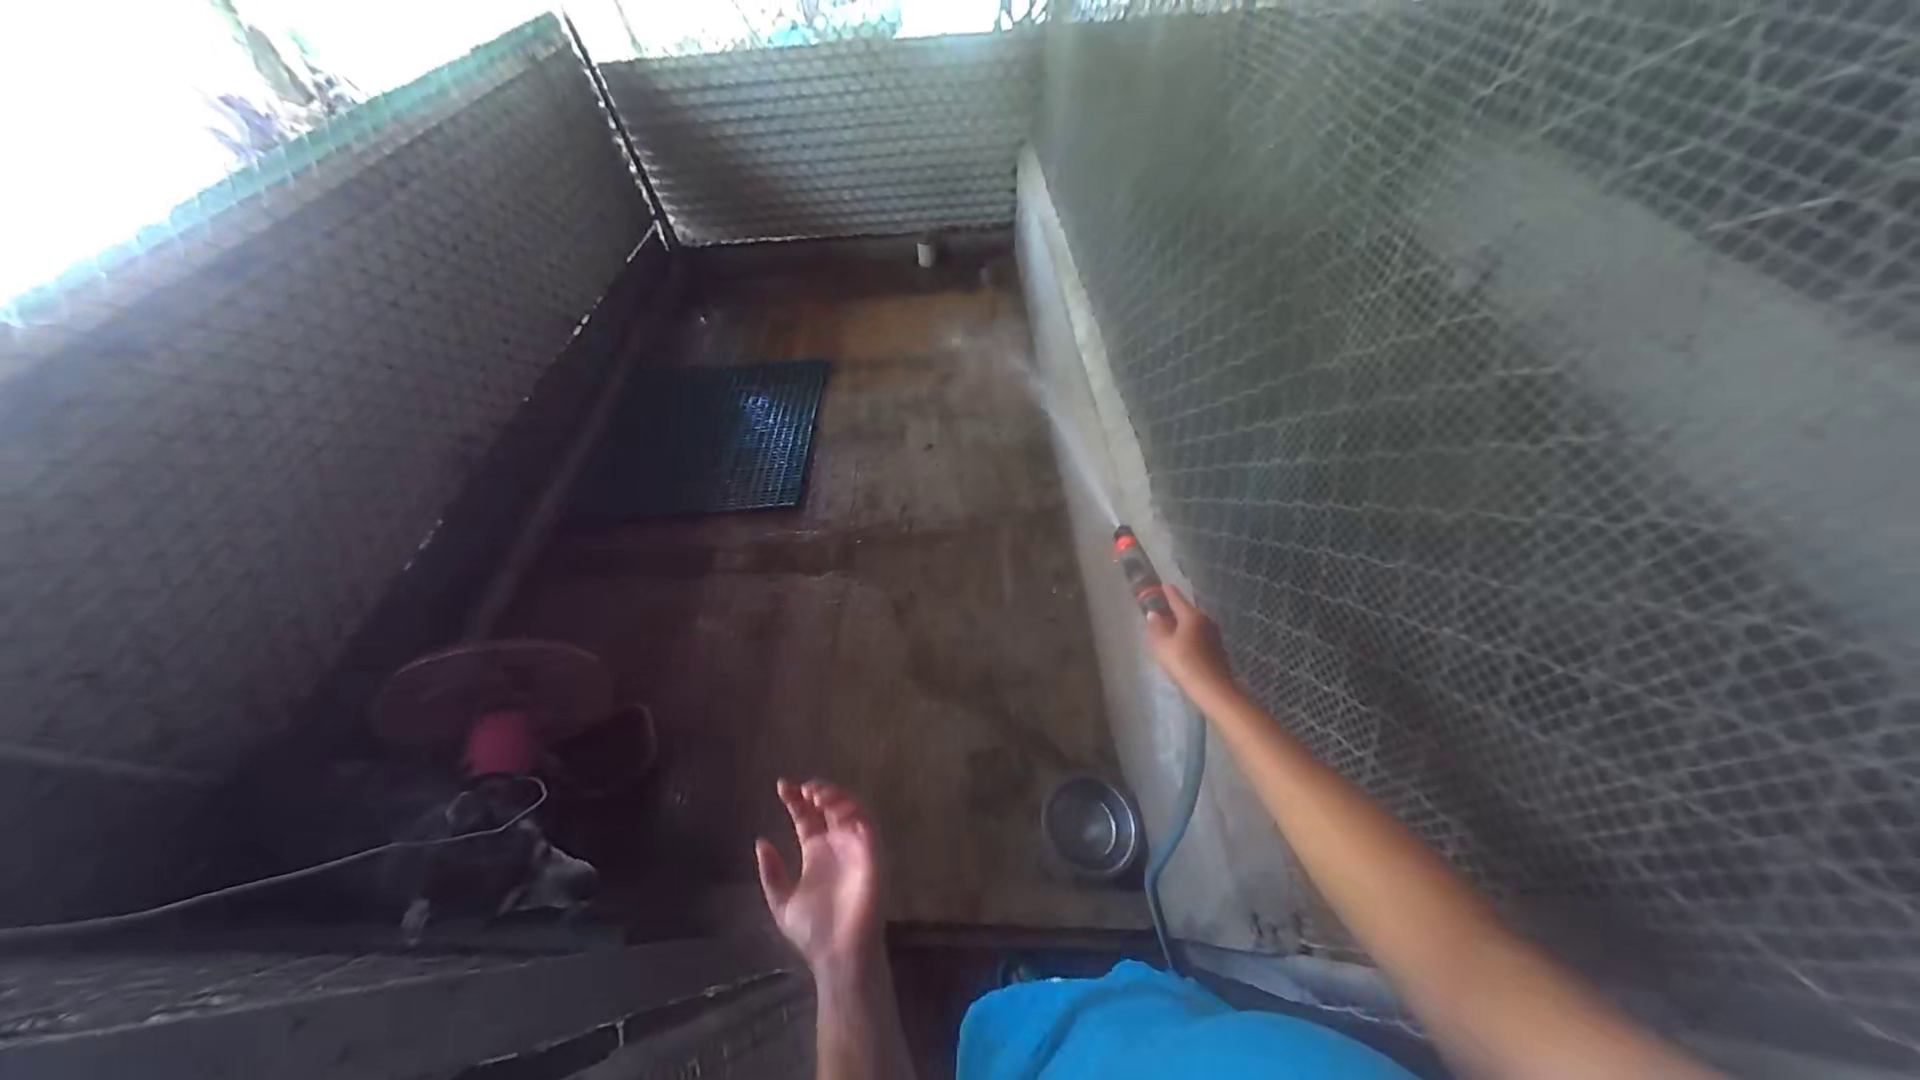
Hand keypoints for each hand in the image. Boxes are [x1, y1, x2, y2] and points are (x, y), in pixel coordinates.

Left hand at [756, 779, 882, 976]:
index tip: (782, 786)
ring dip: (835, 796)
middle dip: (817, 791)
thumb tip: (761, 840)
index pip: (806, 817)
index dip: (796, 800)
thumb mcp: (781, 902)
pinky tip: (835, 810)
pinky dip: (853, 811)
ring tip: (817, 795)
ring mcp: (854, 847)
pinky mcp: (870, 854)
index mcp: (815, 852)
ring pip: (850, 808)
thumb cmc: (813, 932)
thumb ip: (771, 873)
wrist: (838, 955)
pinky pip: (866, 824)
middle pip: (828, 806)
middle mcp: (835, 844)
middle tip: (804, 788)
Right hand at [1144, 585, 1235, 696]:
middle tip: (1160, 612)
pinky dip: (1189, 636)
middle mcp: (1205, 620)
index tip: (1161, 585)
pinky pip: (1199, 636)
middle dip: (1173, 611)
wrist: (1213, 689)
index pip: (1177, 598)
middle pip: (1186, 611)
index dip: (1167, 592)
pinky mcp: (1217, 649)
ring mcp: (1214, 635)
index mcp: (1191, 616)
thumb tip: (1154, 614)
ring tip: (1168, 631)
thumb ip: (1156, 627)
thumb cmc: (1184, 662)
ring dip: (1181, 625)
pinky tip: (1182, 646)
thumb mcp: (1162, 645)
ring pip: (1193, 624)